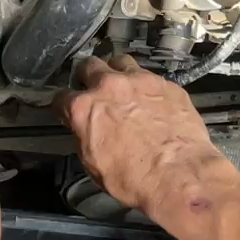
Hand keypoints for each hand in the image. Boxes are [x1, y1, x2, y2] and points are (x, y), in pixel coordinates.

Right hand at [56, 55, 239, 224]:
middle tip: (94, 88)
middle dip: (89, 75)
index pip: (62, 97)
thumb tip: (88, 130)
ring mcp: (141, 81)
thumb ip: (86, 136)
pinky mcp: (167, 85)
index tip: (69, 109)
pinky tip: (153, 101)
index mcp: (85, 108)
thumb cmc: (136, 177)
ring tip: (124, 88)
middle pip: (90, 66)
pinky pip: (152, 77)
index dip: (64, 105)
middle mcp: (110, 87)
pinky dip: (148, 86)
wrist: (178, 174)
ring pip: (122, 62)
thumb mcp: (94, 164)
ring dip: (119, 73)